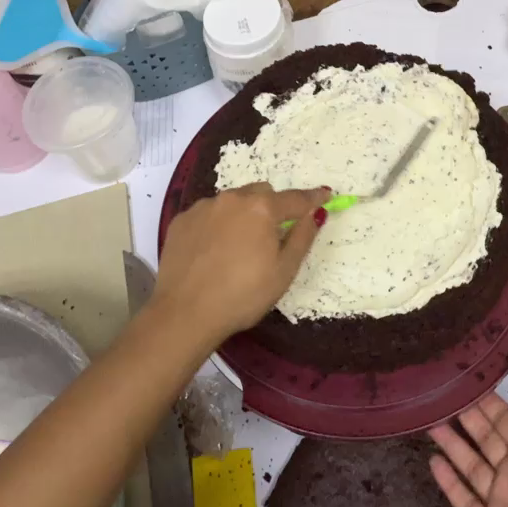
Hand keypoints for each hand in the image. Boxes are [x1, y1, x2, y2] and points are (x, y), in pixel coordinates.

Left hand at [152, 183, 330, 349]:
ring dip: (242, 216)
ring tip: (237, 250)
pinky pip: (207, 214)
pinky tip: (211, 253)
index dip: (313, 199)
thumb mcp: (283, 272)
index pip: (295, 199)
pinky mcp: (182, 220)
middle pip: (261, 193)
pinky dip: (216, 226)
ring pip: (232, 202)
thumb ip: (302, 237)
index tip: (325, 196)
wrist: (185, 313)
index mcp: (262, 209)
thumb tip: (315, 213)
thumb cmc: (242, 296)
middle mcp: (232, 198)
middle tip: (270, 239)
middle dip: (271, 209)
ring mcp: (203, 207)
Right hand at [428, 384, 507, 506]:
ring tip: (428, 421)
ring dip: (450, 444)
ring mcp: (500, 499)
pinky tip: (433, 461)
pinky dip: (449, 482)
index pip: (505, 421)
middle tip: (439, 394)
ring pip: (470, 465)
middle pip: (483, 439)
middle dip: (463, 418)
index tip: (466, 380)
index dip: (486, 402)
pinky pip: (464, 500)